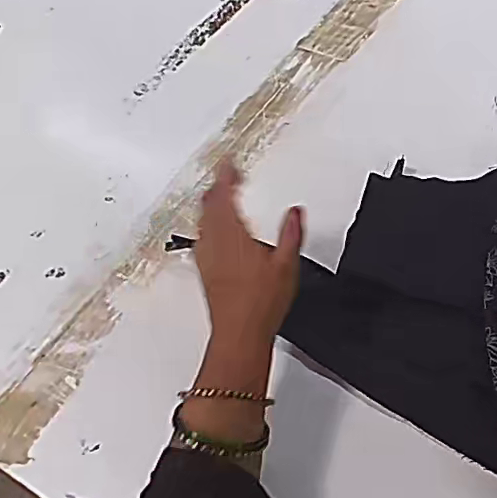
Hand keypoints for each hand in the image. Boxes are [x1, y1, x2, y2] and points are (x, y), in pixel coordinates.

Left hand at [194, 161, 303, 346]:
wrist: (240, 333)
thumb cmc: (261, 304)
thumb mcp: (288, 265)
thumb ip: (291, 233)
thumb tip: (295, 211)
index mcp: (233, 235)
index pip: (223, 195)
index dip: (226, 175)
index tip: (229, 164)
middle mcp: (214, 243)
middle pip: (208, 205)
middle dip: (217, 187)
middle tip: (228, 177)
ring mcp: (206, 256)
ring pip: (202, 220)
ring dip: (211, 204)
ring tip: (222, 198)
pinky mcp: (204, 269)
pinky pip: (201, 236)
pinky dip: (208, 224)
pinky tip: (216, 231)